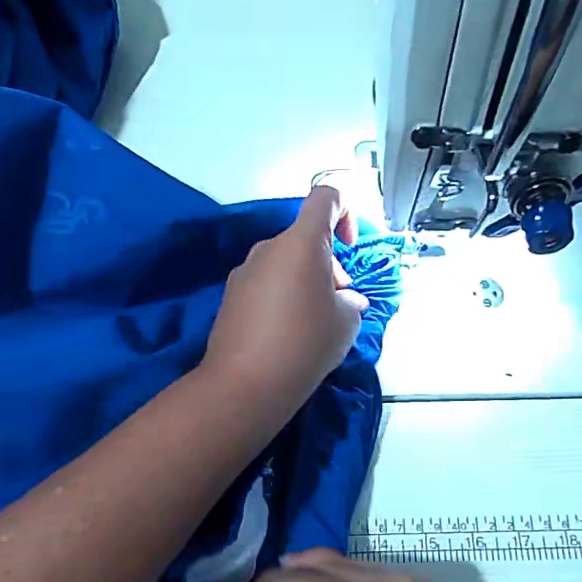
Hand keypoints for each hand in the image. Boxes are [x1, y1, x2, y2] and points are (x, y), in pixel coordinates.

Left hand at [202, 186, 366, 412]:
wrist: (244, 383)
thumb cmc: (305, 344)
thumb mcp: (346, 323)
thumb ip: (351, 301)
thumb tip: (344, 300)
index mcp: (301, 242)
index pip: (326, 198)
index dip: (346, 213)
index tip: (349, 247)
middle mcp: (268, 248)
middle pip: (304, 238)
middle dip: (326, 263)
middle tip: (336, 302)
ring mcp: (244, 272)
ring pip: (283, 264)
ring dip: (302, 282)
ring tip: (312, 324)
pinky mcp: (230, 298)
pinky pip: (264, 285)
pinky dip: (280, 298)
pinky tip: (286, 335)